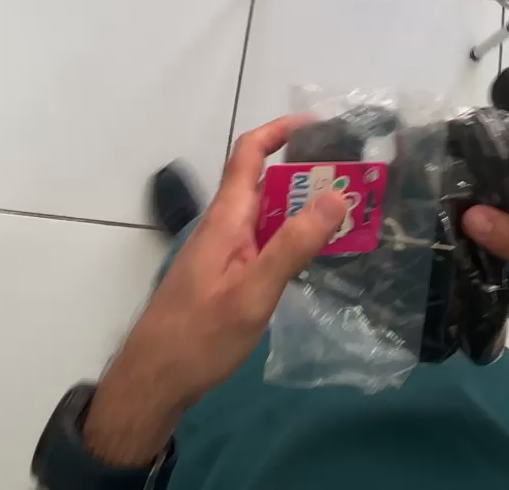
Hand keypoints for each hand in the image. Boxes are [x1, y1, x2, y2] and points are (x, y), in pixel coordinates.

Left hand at [84, 116, 346, 466]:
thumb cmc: (199, 335)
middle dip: (310, 175)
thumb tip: (336, 196)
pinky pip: (267, 240)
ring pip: (271, 213)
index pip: (250, 152)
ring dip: (306, 208)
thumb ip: (294, 244)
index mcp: (228, 215)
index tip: (319, 125)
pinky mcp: (229, 273)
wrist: (154, 382)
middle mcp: (227, 223)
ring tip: (350, 213)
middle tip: (355, 180)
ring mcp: (227, 249)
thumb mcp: (254, 292)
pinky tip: (319, 253)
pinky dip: (295, 237)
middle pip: (269, 182)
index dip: (280, 130)